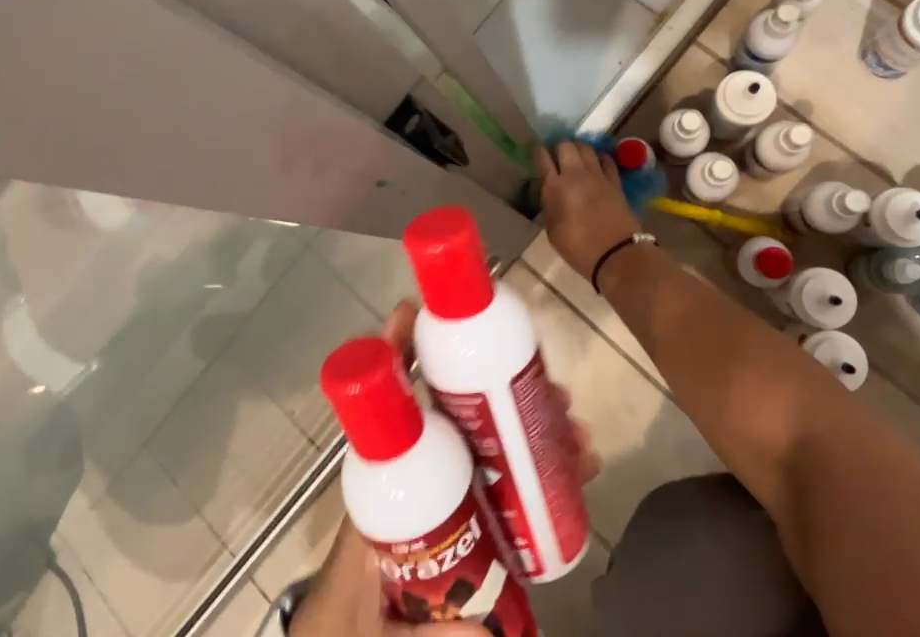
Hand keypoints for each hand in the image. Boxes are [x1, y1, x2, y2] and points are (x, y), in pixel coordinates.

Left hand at [291, 301, 597, 636]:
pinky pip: (494, 487)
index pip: (388, 411)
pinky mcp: (457, 524)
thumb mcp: (366, 635)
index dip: (397, 357)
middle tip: (558, 396)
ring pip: (484, 448)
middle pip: (454, 420)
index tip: (413, 314)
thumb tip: (483, 628)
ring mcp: (437, 498)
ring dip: (531, 434)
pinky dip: (531, 476)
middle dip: (503, 397)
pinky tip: (566, 475)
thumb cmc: (340, 629)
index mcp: (379, 487)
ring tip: (579, 438)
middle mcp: (410, 478)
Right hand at [535, 141, 643, 283]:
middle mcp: (575, 174)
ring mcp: (598, 176)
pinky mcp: (615, 181)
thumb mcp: (553, 230)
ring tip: (576, 155)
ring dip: (579, 148)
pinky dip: (599, 157)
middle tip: (558, 155)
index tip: (539, 153)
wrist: (616, 254)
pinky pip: (606, 159)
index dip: (540, 153)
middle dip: (559, 147)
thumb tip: (551, 192)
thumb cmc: (578, 247)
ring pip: (586, 147)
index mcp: (555, 187)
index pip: (544, 159)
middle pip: (566, 146)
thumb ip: (549, 206)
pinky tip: (597, 162)